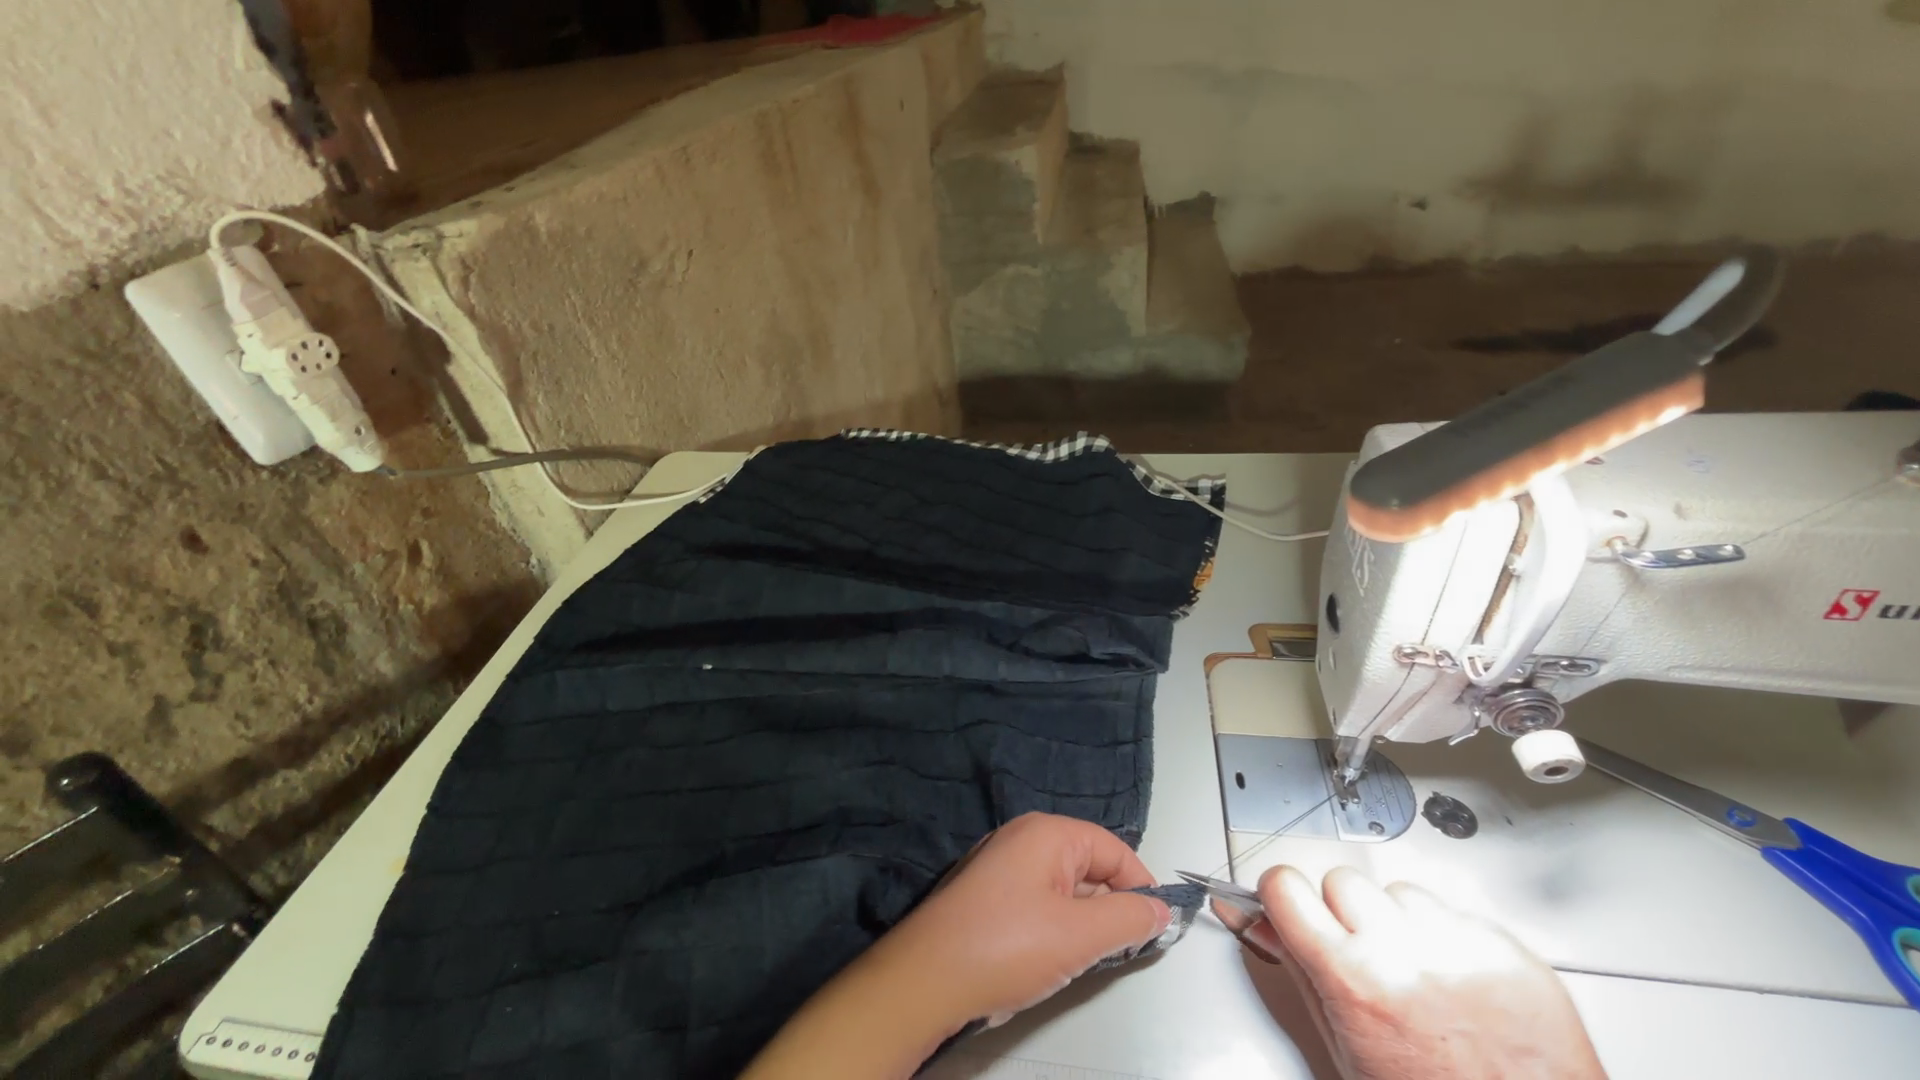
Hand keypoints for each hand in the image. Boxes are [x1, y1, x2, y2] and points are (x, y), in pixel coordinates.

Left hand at [742, 813, 1170, 1078]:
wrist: (925, 981)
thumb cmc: (1005, 947)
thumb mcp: (1079, 936)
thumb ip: (1128, 918)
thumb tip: (1159, 909)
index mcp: (1045, 833)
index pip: (1112, 848)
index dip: (1141, 885)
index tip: (1159, 925)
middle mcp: (1021, 841)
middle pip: (1087, 866)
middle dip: (1111, 906)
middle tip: (1125, 948)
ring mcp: (999, 868)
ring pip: (1062, 889)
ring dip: (1083, 921)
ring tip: (1087, 958)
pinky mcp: (985, 899)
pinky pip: (1037, 904)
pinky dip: (1055, 928)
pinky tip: (1053, 959)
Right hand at [1216, 866, 1605, 1079]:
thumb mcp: (1344, 1050)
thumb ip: (1301, 975)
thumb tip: (1262, 926)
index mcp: (1352, 979)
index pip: (1286, 886)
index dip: (1282, 896)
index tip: (1288, 906)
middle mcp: (1402, 952)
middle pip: (1342, 881)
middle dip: (1343, 912)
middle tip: (1360, 955)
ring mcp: (1456, 945)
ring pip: (1398, 891)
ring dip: (1397, 921)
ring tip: (1416, 971)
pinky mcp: (1502, 946)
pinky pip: (1452, 913)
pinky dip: (1446, 937)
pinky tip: (1454, 980)